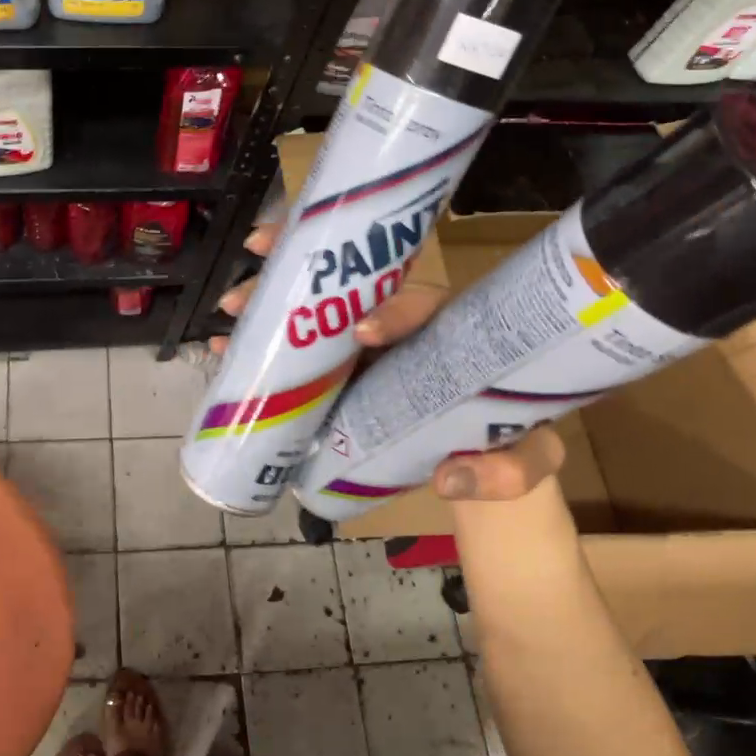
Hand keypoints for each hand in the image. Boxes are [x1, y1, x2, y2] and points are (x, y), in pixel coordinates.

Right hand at [211, 221, 564, 501]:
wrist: (479, 445)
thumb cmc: (511, 436)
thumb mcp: (524, 453)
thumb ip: (506, 467)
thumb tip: (450, 479)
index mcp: (447, 327)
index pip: (422, 305)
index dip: (394, 311)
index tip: (364, 333)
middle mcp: (401, 321)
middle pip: (351, 285)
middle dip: (303, 276)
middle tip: (263, 281)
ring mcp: (365, 340)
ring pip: (317, 303)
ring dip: (270, 297)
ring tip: (232, 309)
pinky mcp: (341, 363)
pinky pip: (302, 340)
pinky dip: (266, 336)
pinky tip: (231, 342)